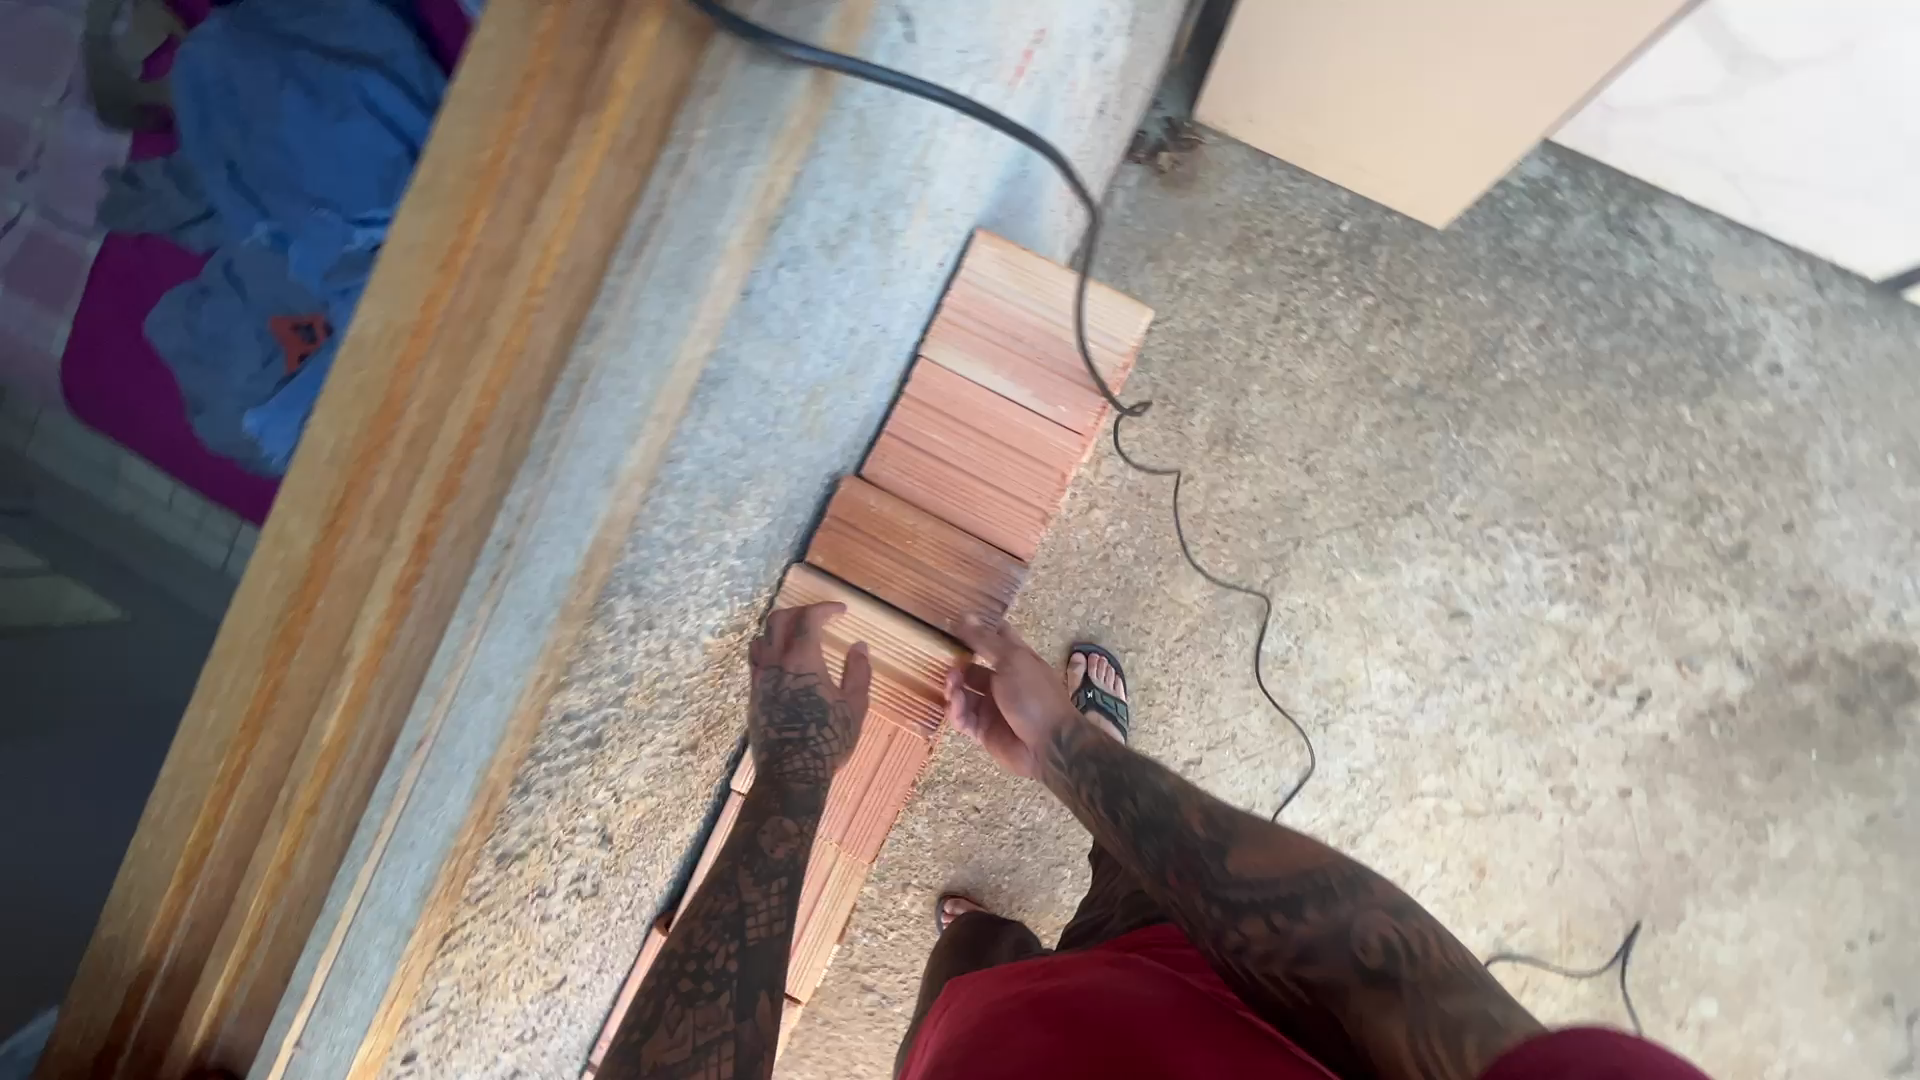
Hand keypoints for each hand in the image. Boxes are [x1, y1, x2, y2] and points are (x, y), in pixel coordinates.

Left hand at [748, 603, 871, 802]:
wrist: (791, 774)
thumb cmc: (828, 739)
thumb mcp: (855, 705)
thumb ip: (858, 672)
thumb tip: (860, 646)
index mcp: (802, 659)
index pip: (808, 618)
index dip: (825, 609)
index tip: (841, 612)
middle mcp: (775, 662)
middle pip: (779, 620)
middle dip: (801, 612)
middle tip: (820, 618)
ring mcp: (760, 679)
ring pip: (761, 638)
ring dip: (781, 629)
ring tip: (799, 636)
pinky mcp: (753, 696)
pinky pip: (757, 661)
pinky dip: (771, 650)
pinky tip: (786, 664)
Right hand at [945, 615, 1082, 780]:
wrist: (1049, 744)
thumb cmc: (1034, 694)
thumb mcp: (1011, 660)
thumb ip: (985, 640)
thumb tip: (965, 616)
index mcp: (1015, 659)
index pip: (994, 638)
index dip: (976, 631)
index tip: (952, 624)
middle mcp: (1002, 680)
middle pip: (971, 667)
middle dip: (956, 665)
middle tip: (948, 667)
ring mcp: (992, 706)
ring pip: (963, 693)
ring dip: (953, 689)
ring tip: (953, 690)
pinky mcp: (983, 730)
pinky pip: (962, 717)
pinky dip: (956, 712)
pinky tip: (957, 708)